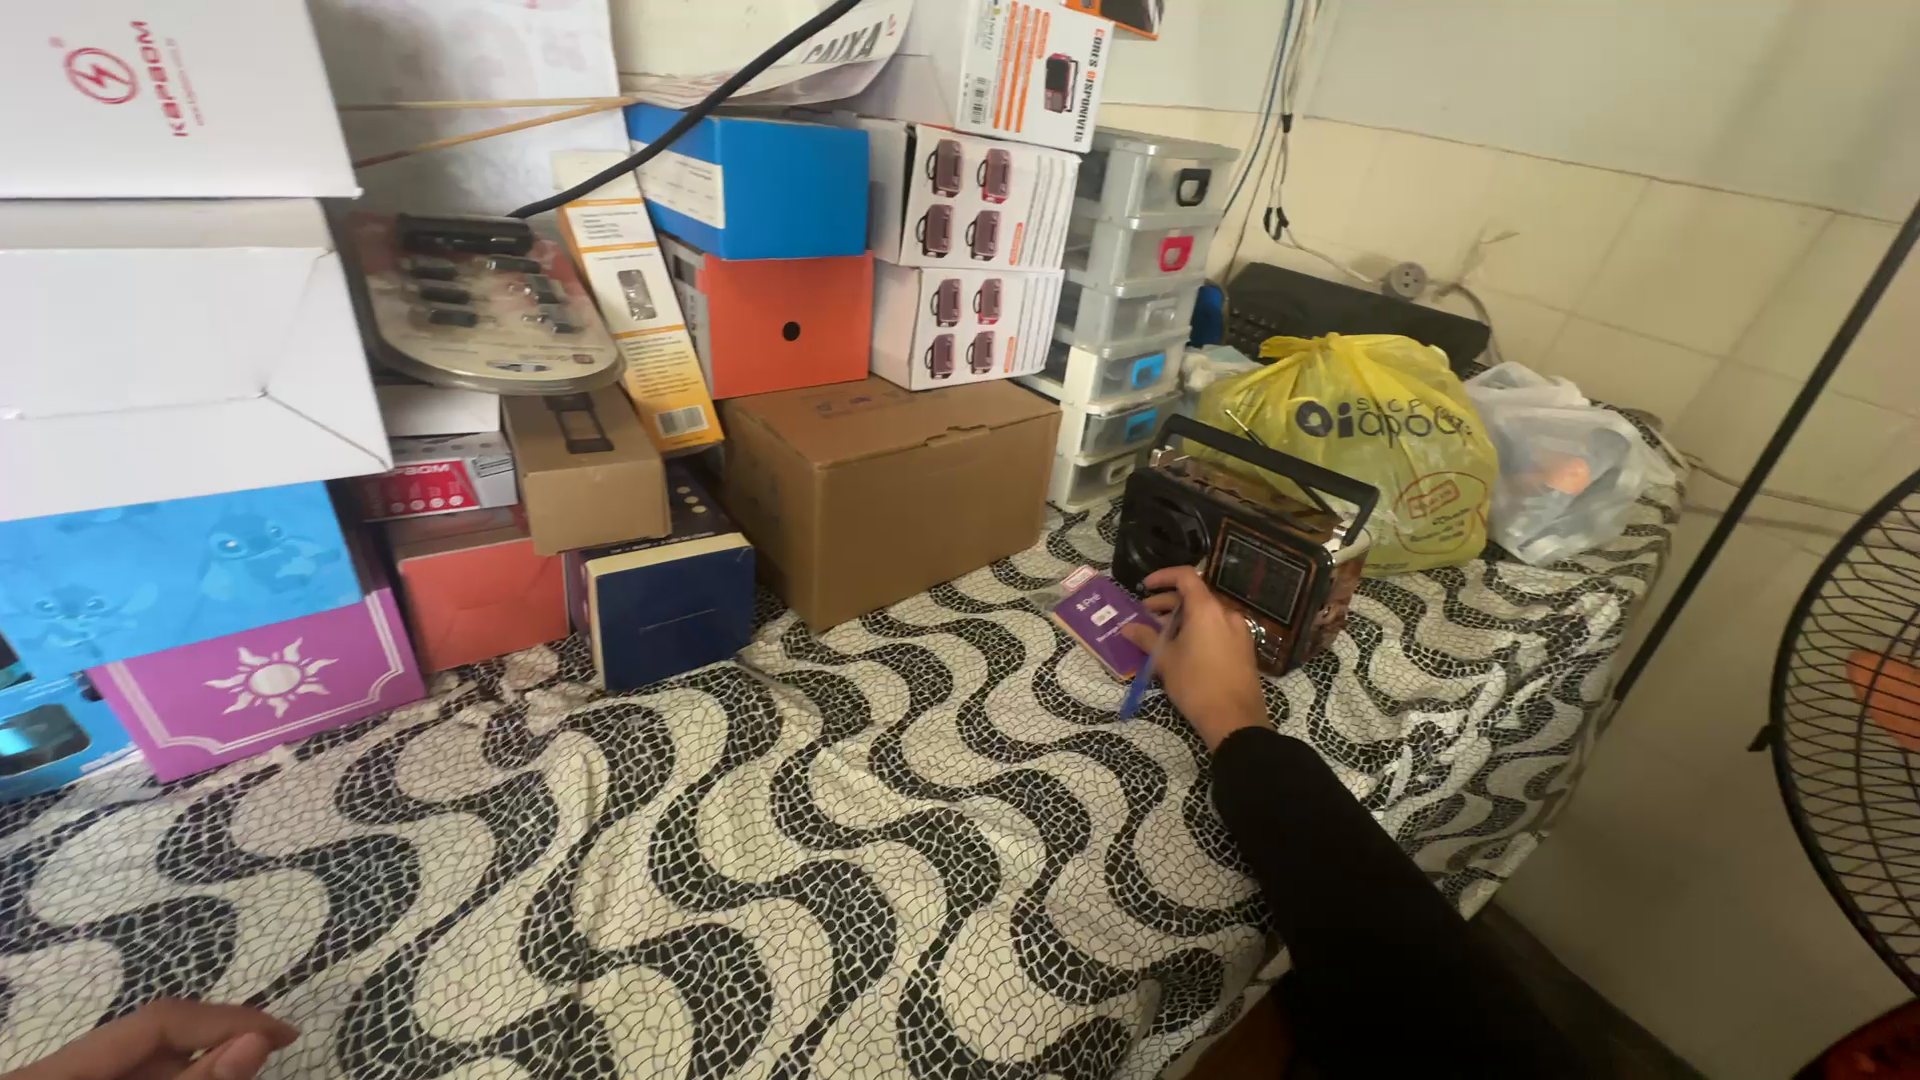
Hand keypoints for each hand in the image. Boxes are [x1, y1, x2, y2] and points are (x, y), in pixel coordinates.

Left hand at [5, 999, 297, 1079]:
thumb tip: (262, 1039)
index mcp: (52, 1068)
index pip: (163, 1018)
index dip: (231, 1020)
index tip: (286, 1036)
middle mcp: (48, 1068)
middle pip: (150, 1038)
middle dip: (214, 1043)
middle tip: (268, 1054)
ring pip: (139, 1061)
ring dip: (193, 1067)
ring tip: (236, 1070)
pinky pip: (122, 1078)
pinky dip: (167, 1079)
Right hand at [1120, 566, 1267, 750]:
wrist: (1235, 720)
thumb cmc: (1195, 684)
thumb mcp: (1165, 659)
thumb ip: (1145, 638)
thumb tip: (1126, 628)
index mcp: (1206, 609)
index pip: (1185, 576)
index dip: (1163, 576)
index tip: (1144, 587)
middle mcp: (1226, 614)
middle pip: (1194, 596)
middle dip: (1167, 603)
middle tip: (1145, 615)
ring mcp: (1239, 631)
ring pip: (1206, 614)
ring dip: (1182, 618)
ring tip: (1161, 634)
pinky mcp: (1243, 649)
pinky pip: (1217, 629)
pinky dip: (1197, 630)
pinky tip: (1183, 648)